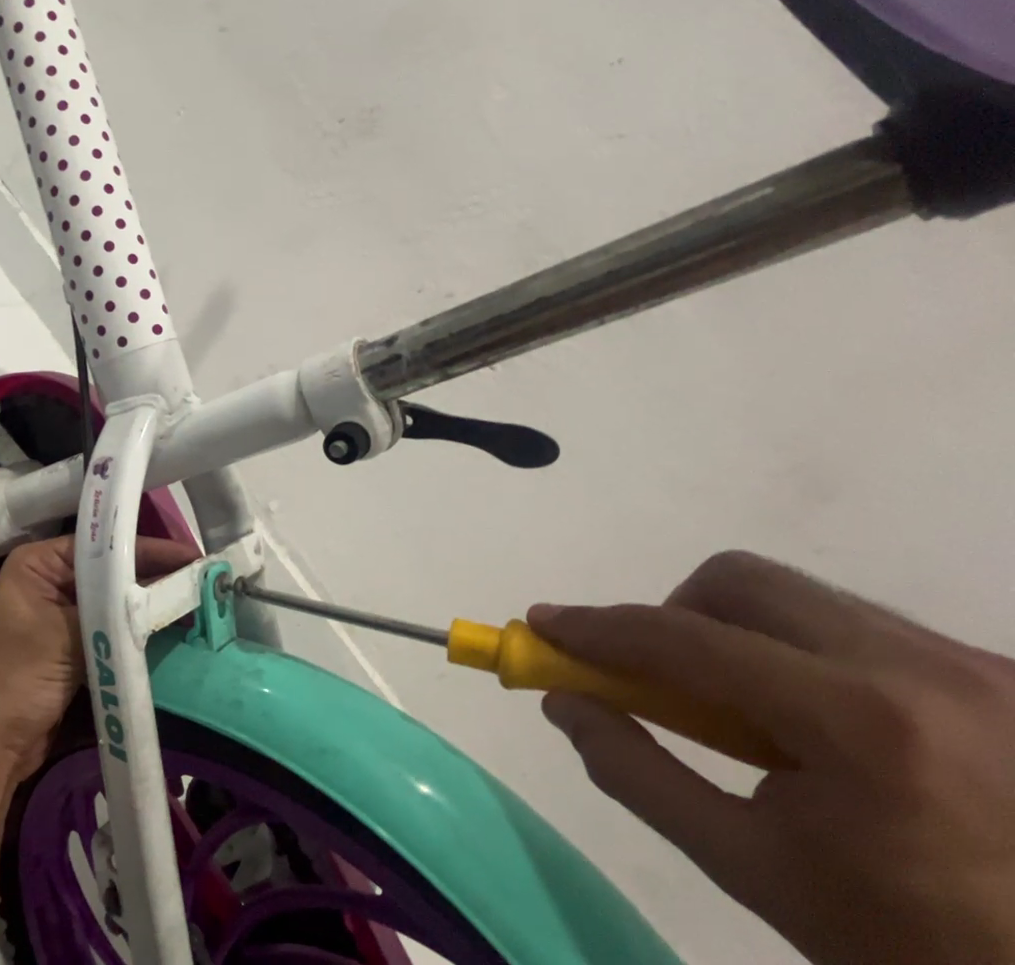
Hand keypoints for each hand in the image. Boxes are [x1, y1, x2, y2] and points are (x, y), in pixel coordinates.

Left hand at [0, 535, 200, 785]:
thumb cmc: (16, 678)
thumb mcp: (66, 635)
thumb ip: (117, 610)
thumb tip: (175, 589)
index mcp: (39, 565)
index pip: (102, 546)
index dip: (150, 550)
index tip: (194, 557)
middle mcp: (51, 584)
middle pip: (114, 575)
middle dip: (158, 580)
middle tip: (207, 584)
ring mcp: (64, 620)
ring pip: (118, 606)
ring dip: (154, 610)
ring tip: (202, 607)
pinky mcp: (76, 653)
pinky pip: (116, 636)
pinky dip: (142, 637)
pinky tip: (177, 636)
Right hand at [529, 551, 1014, 964]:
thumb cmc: (901, 936)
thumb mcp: (748, 866)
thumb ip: (637, 773)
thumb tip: (562, 703)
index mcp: (860, 724)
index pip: (688, 638)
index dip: (599, 627)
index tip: (543, 625)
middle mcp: (923, 668)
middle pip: (744, 581)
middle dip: (675, 618)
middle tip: (659, 680)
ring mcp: (977, 664)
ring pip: (803, 597)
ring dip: (740, 634)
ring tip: (752, 717)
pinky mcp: (1003, 672)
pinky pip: (862, 627)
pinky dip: (805, 655)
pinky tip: (825, 729)